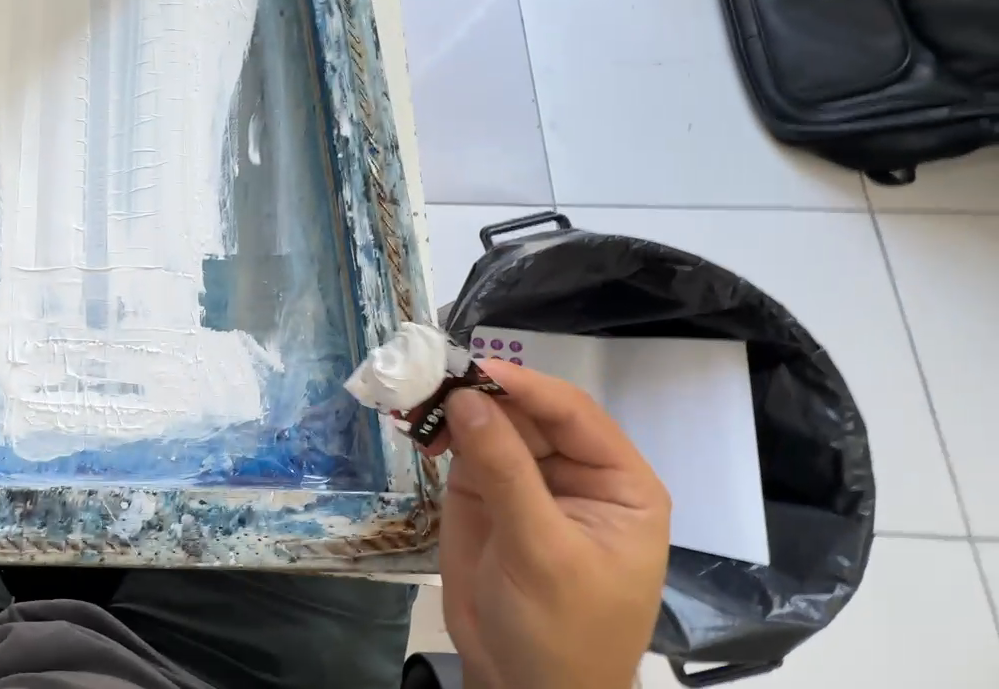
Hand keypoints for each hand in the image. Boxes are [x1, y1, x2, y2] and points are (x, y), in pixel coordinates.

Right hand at [427, 360, 670, 688]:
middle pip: (523, 409)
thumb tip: (464, 396)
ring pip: (486, 419)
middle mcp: (571, 469)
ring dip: (448, 405)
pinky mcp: (482, 488)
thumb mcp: (540, 550)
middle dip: (475, 391)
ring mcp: (523, 477)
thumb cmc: (561, 629)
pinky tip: (415, 429)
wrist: (523, 686)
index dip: (525, 385)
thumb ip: (505, 470)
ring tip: (409, 403)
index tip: (471, 368)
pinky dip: (435, 429)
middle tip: (423, 381)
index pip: (573, 413)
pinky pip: (460, 443)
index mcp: (616, 482)